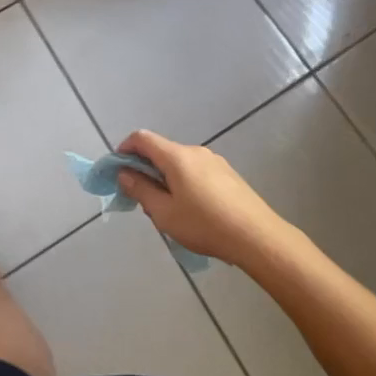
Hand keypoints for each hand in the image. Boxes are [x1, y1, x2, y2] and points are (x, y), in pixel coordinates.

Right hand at [116, 130, 290, 266]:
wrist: (258, 237)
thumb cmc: (206, 225)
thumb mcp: (165, 214)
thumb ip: (141, 190)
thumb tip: (124, 173)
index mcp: (177, 156)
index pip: (142, 138)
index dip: (125, 148)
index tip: (117, 169)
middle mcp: (195, 151)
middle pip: (162, 151)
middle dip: (146, 170)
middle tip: (143, 200)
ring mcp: (215, 162)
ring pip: (180, 164)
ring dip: (166, 179)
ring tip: (170, 211)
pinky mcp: (228, 175)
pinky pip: (197, 172)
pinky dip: (185, 183)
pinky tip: (194, 212)